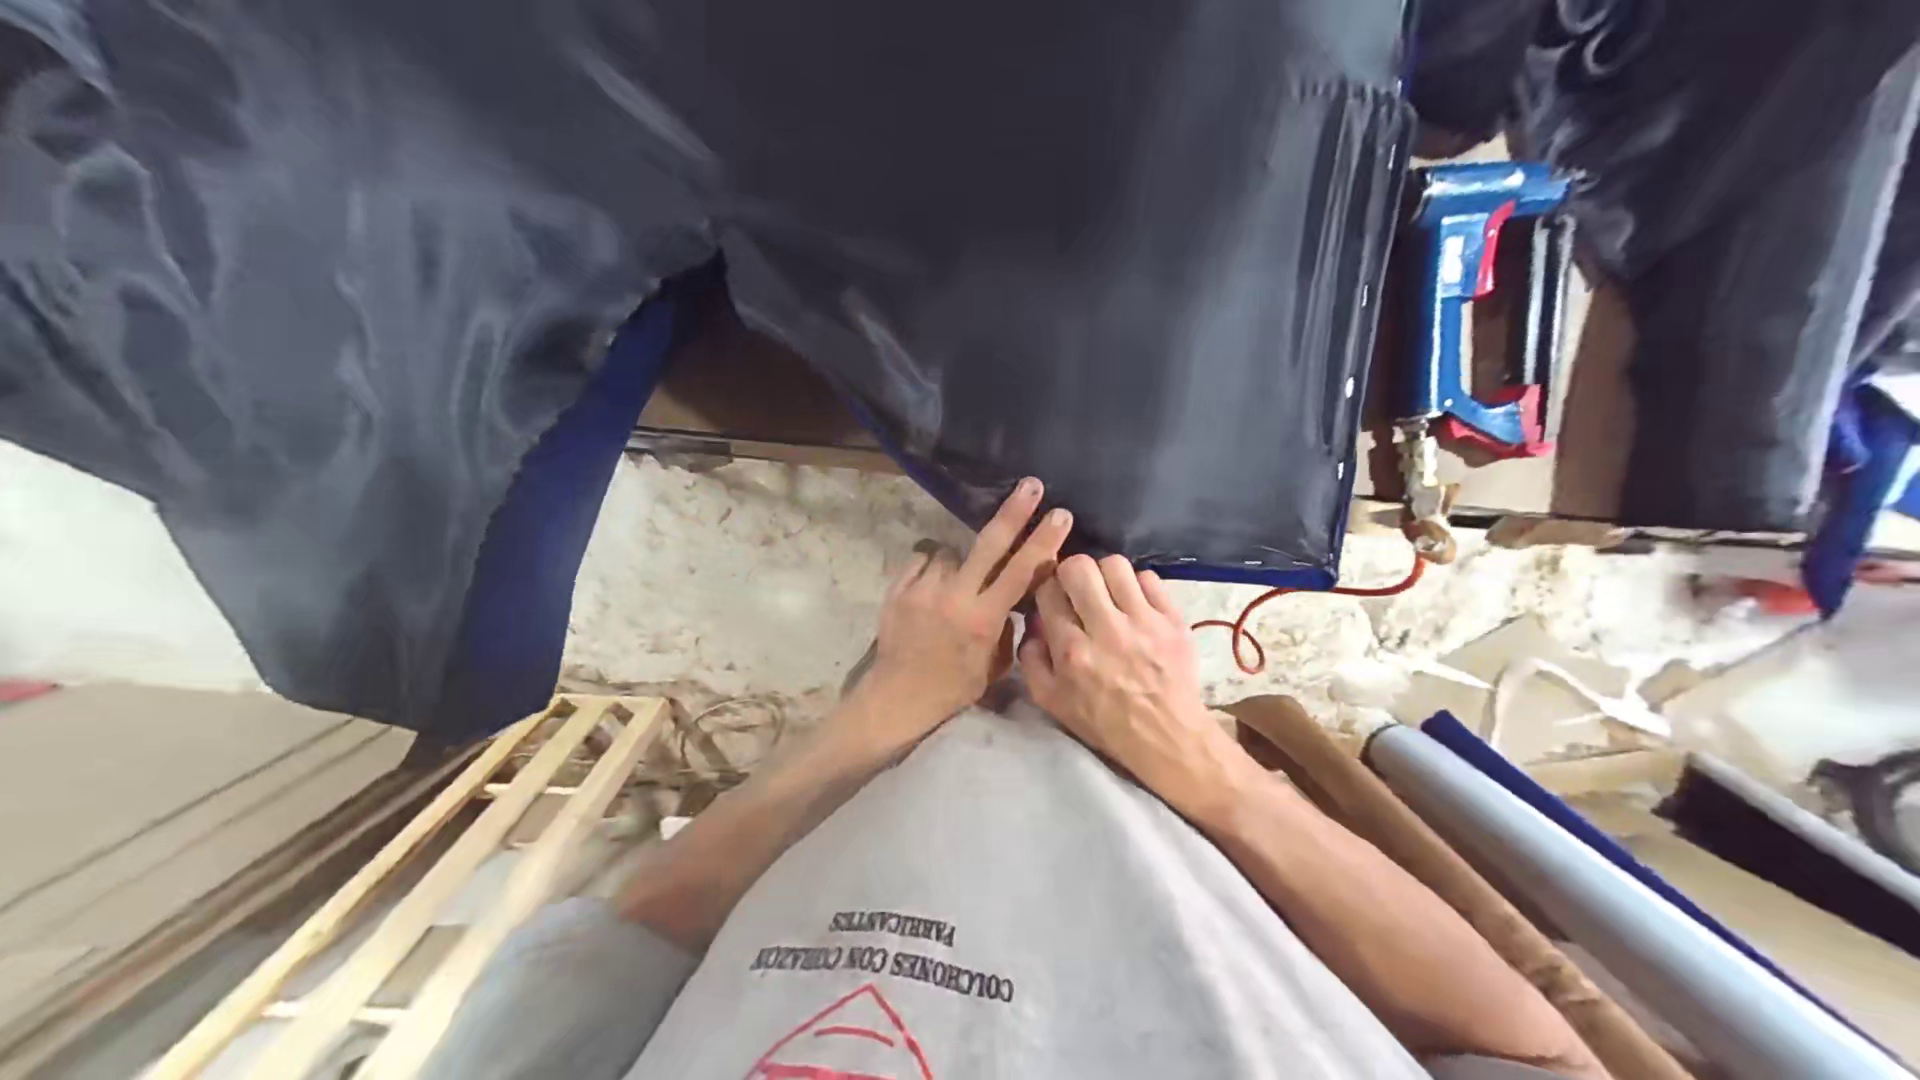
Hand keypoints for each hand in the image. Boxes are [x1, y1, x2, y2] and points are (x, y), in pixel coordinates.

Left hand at [848, 477, 1072, 749]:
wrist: (898, 695)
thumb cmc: (953, 686)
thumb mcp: (994, 664)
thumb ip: (1006, 627)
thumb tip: (1014, 596)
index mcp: (983, 618)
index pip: (1020, 571)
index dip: (1044, 541)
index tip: (1060, 514)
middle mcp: (955, 595)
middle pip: (989, 543)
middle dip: (1014, 511)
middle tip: (1030, 485)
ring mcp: (924, 588)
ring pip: (951, 552)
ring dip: (960, 563)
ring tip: (955, 587)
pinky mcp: (899, 587)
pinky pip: (924, 560)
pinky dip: (932, 568)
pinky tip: (933, 587)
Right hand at [1019, 554, 1252, 821]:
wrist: (1166, 737)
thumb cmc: (1104, 722)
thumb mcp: (1052, 702)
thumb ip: (1032, 660)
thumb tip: (1031, 624)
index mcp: (1071, 650)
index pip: (1048, 591)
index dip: (1046, 588)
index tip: (1053, 598)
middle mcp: (1105, 629)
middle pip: (1078, 567)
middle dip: (1071, 571)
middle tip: (1077, 588)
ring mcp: (1142, 621)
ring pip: (1115, 564)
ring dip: (1105, 574)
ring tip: (1107, 592)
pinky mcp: (1172, 619)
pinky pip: (1149, 578)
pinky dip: (1137, 585)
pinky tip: (1134, 603)